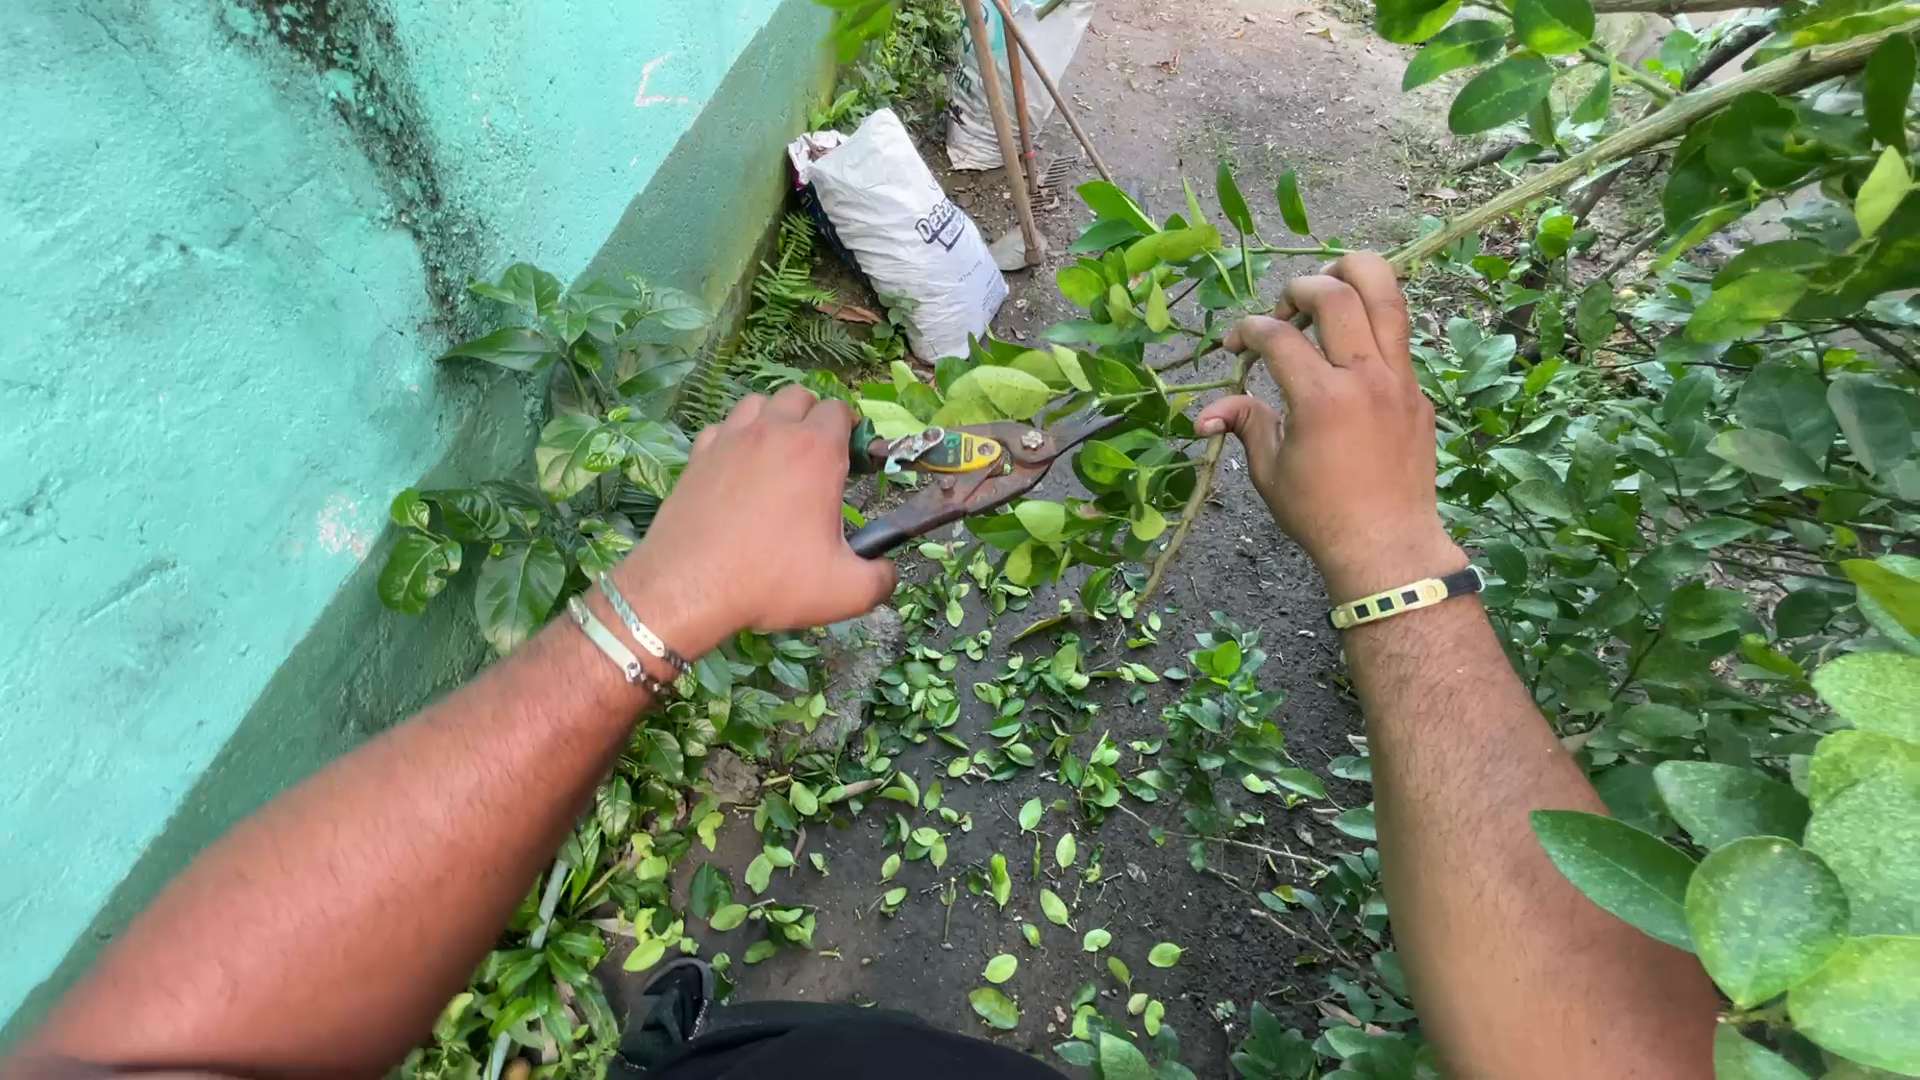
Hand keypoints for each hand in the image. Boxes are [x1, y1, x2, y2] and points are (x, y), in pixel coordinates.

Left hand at [607, 387, 895, 657]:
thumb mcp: (847, 591)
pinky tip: (739, 469)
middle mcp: (772, 432)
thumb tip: (889, 571)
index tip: (851, 458)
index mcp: (815, 452)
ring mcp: (729, 439)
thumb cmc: (773, 581)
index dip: (850, 429)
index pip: (839, 411)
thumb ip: (882, 578)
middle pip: (799, 396)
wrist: (690, 588)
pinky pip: (723, 428)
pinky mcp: (697, 456)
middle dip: (814, 417)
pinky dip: (736, 438)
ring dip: (774, 419)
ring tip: (779, 455)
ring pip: (758, 403)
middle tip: (818, 457)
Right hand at [1196, 253, 1464, 600]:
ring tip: (1326, 290)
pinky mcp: (1418, 390)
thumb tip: (1204, 417)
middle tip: (1281, 314)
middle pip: (1336, 293)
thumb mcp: (1268, 471)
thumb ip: (1244, 425)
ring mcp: (1399, 378)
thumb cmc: (1318, 513)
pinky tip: (1347, 345)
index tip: (1233, 347)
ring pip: (1387, 293)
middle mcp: (1364, 376)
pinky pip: (1397, 333)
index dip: (1245, 332)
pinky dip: (1369, 321)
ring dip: (1351, 278)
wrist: (1386, 543)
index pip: (1276, 337)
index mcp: (1320, 398)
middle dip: (1298, 290)